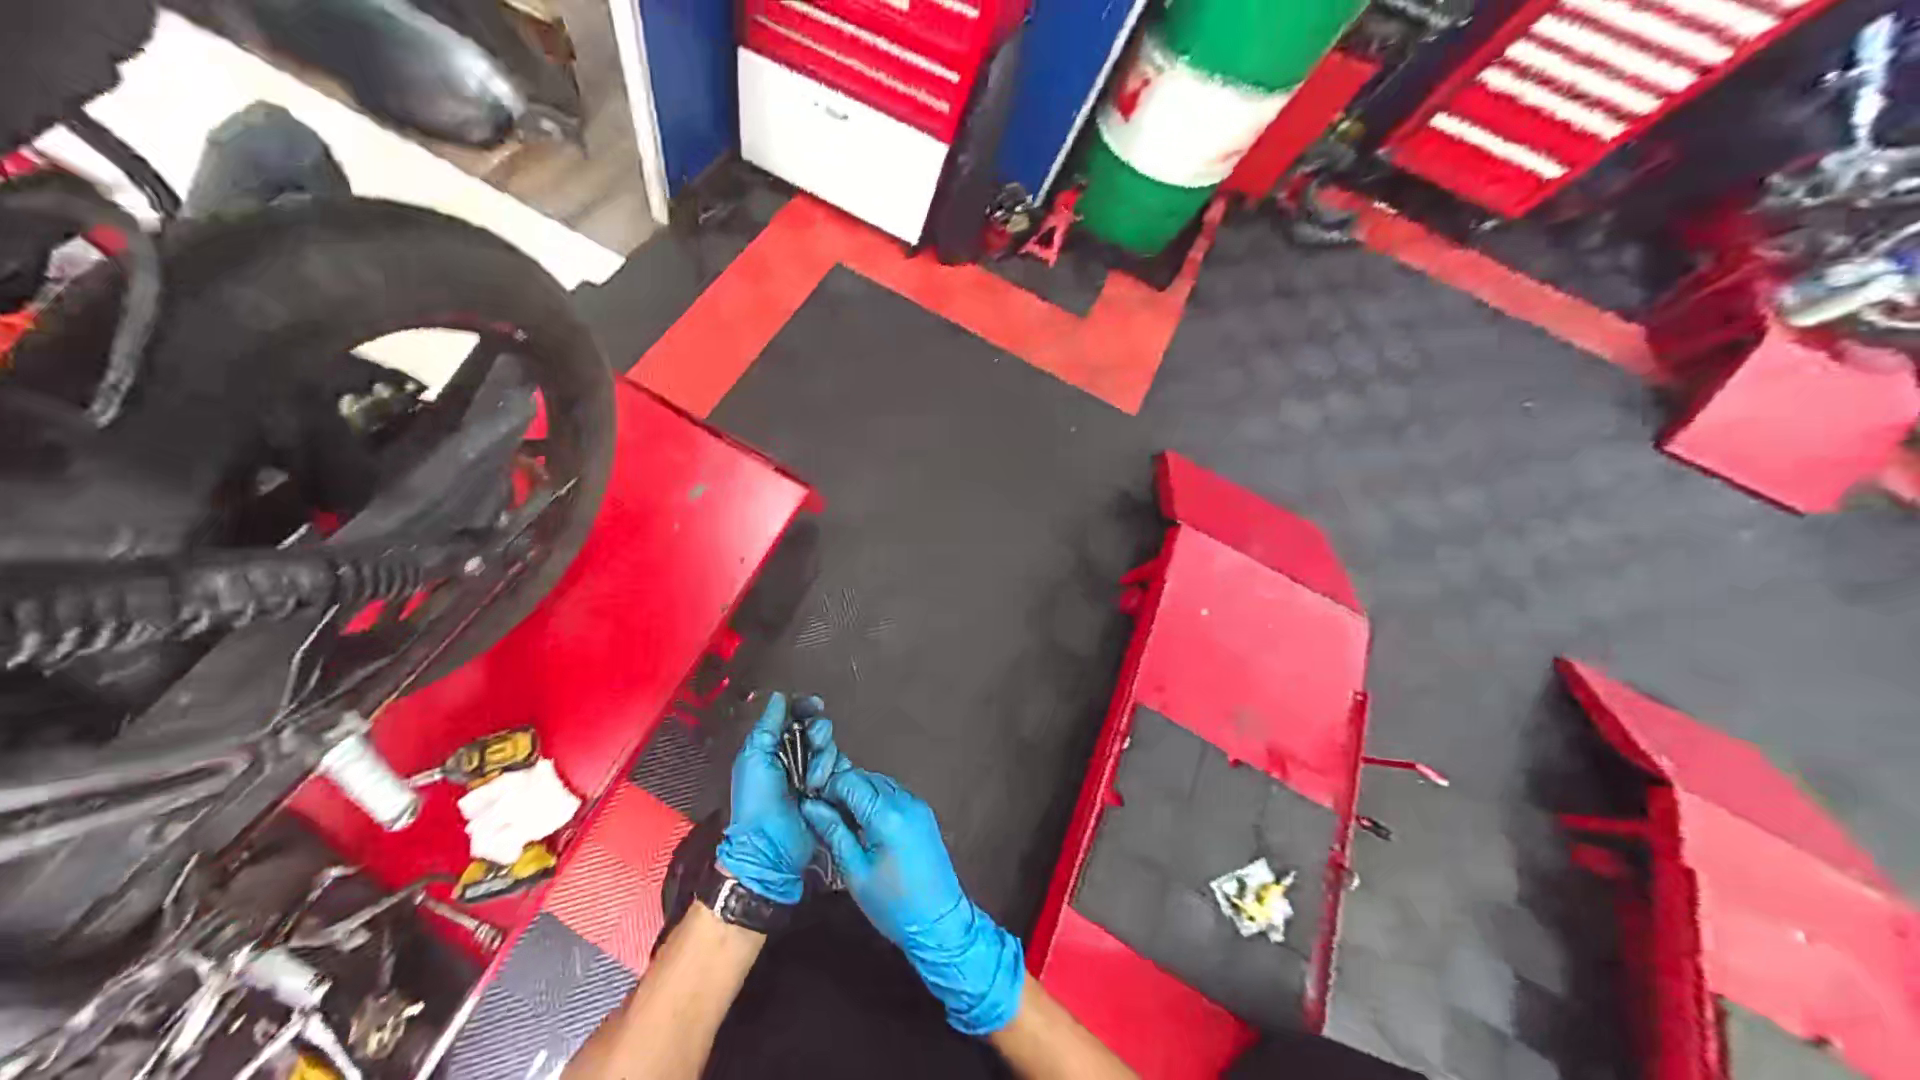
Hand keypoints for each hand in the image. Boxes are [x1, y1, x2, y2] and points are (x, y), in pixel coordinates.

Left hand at [716, 692, 842, 904]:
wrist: (771, 848)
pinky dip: (835, 773)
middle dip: (818, 735)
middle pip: (817, 729)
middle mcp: (793, 757)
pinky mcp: (829, 791)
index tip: (816, 705)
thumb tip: (779, 696)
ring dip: (823, 761)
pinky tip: (823, 786)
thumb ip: (768, 724)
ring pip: (831, 748)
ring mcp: (812, 774)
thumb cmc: (756, 801)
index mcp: (772, 747)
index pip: (794, 716)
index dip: (805, 707)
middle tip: (814, 746)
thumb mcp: (755, 757)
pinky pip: (842, 769)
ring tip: (810, 782)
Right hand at [801, 768, 1023, 1033]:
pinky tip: (865, 823)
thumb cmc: (892, 904)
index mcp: (887, 814)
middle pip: (866, 777)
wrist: (940, 922)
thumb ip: (833, 831)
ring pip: (880, 783)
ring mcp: (918, 804)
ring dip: (860, 793)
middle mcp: (905, 800)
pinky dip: (876, 799)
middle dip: (842, 788)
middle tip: (824, 814)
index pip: (849, 780)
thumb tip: (809, 805)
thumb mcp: (854, 872)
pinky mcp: (924, 813)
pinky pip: (894, 794)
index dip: (827, 788)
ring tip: (843, 821)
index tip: (813, 805)